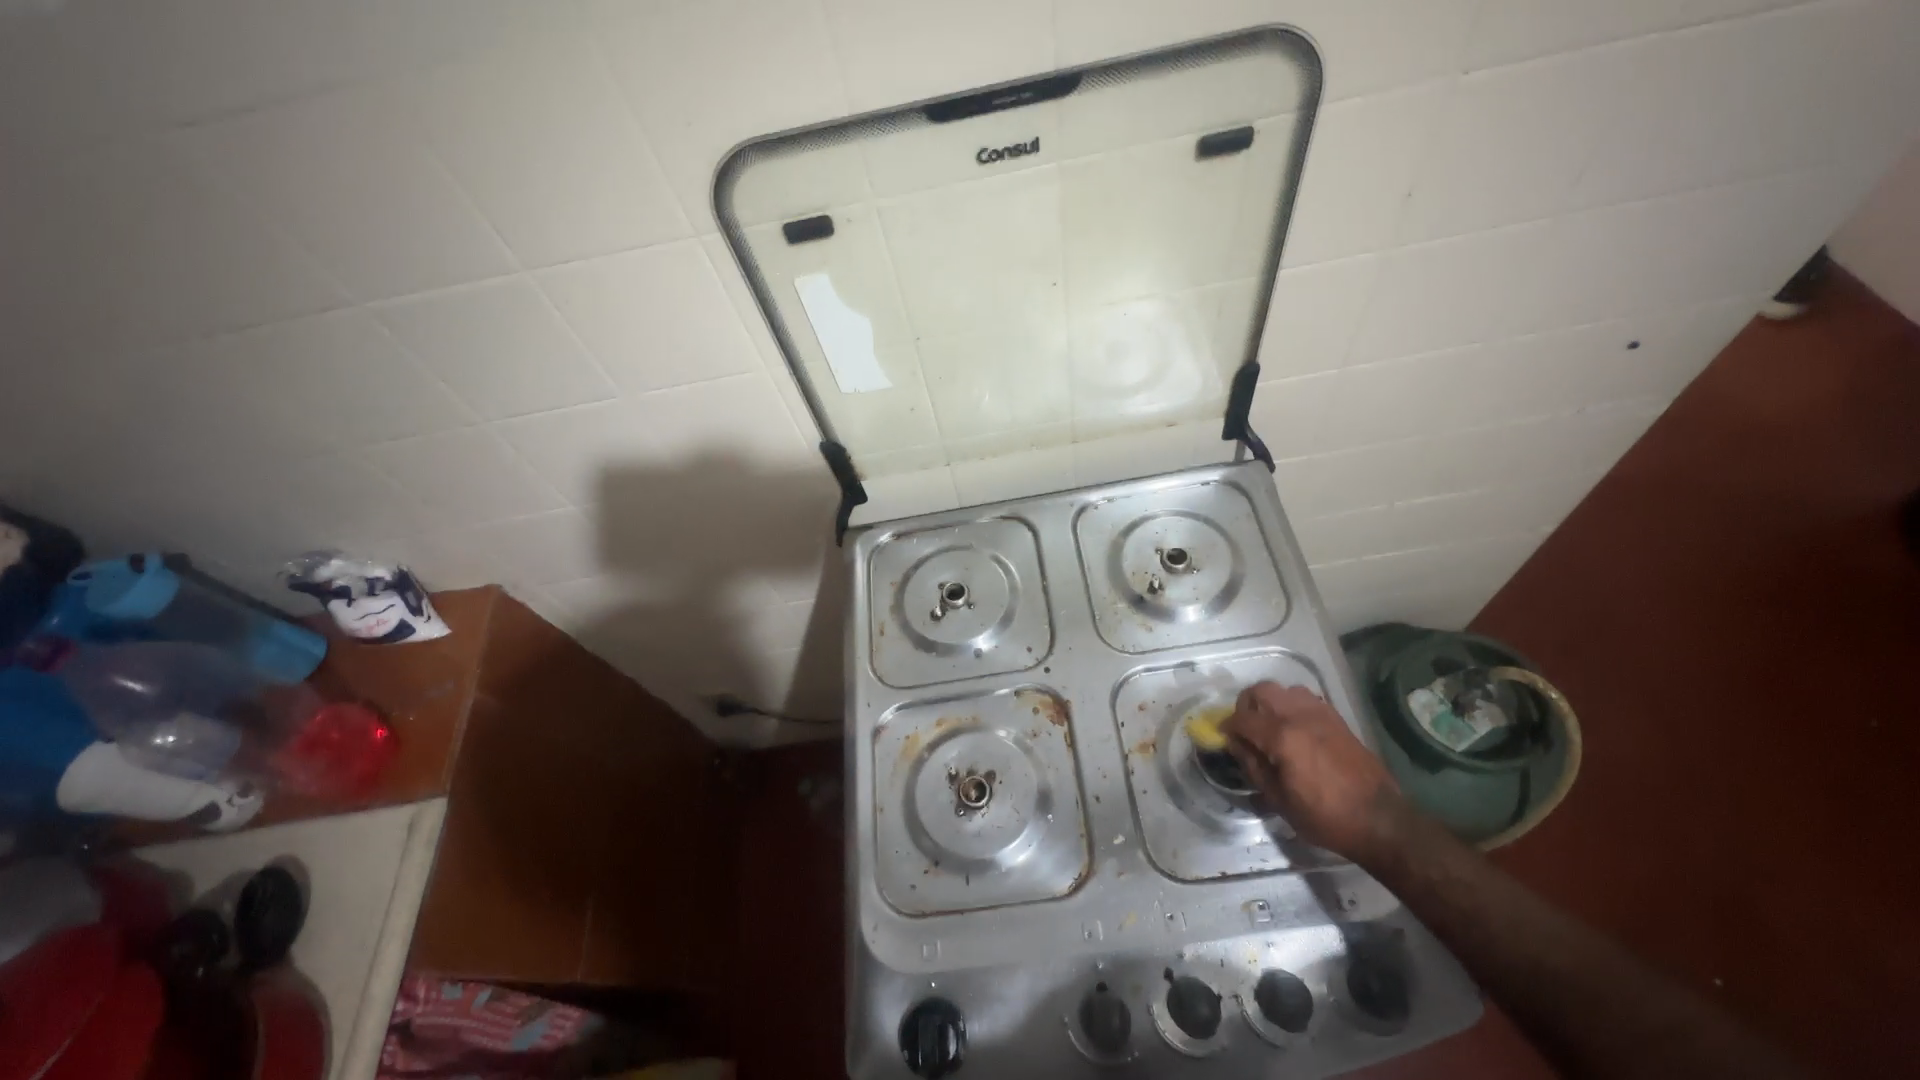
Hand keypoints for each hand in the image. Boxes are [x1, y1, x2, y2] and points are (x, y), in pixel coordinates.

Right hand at [1223, 682, 1408, 862]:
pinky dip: (1294, 706)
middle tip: (1246, 727)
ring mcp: (1322, 714)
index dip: (1228, 727)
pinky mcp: (1338, 720)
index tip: (1225, 738)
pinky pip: (1308, 699)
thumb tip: (1236, 744)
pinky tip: (1295, 730)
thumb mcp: (1279, 800)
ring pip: (1286, 690)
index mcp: (1282, 737)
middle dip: (1247, 704)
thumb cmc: (1324, 816)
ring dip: (1273, 702)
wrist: (1379, 820)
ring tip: (1271, 726)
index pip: (1242, 718)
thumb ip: (1253, 766)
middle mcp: (1300, 716)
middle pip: (1262, 690)